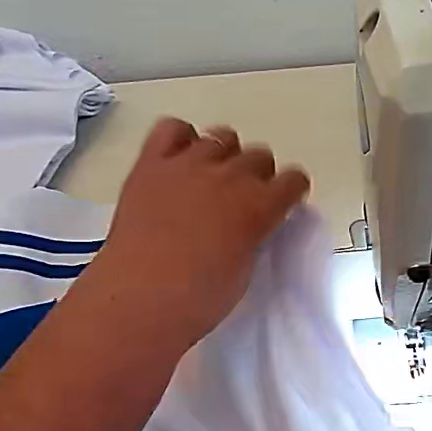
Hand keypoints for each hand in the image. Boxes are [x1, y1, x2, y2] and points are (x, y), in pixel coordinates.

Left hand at [80, 118, 308, 349]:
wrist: (138, 299)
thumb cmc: (197, 301)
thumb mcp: (244, 272)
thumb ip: (253, 237)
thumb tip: (249, 227)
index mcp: (259, 207)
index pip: (293, 180)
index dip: (289, 193)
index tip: (280, 207)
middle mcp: (230, 176)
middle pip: (259, 156)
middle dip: (257, 176)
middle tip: (241, 202)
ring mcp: (189, 165)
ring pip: (222, 137)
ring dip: (224, 156)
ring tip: (210, 180)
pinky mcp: (151, 163)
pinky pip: (172, 129)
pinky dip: (181, 139)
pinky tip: (178, 161)